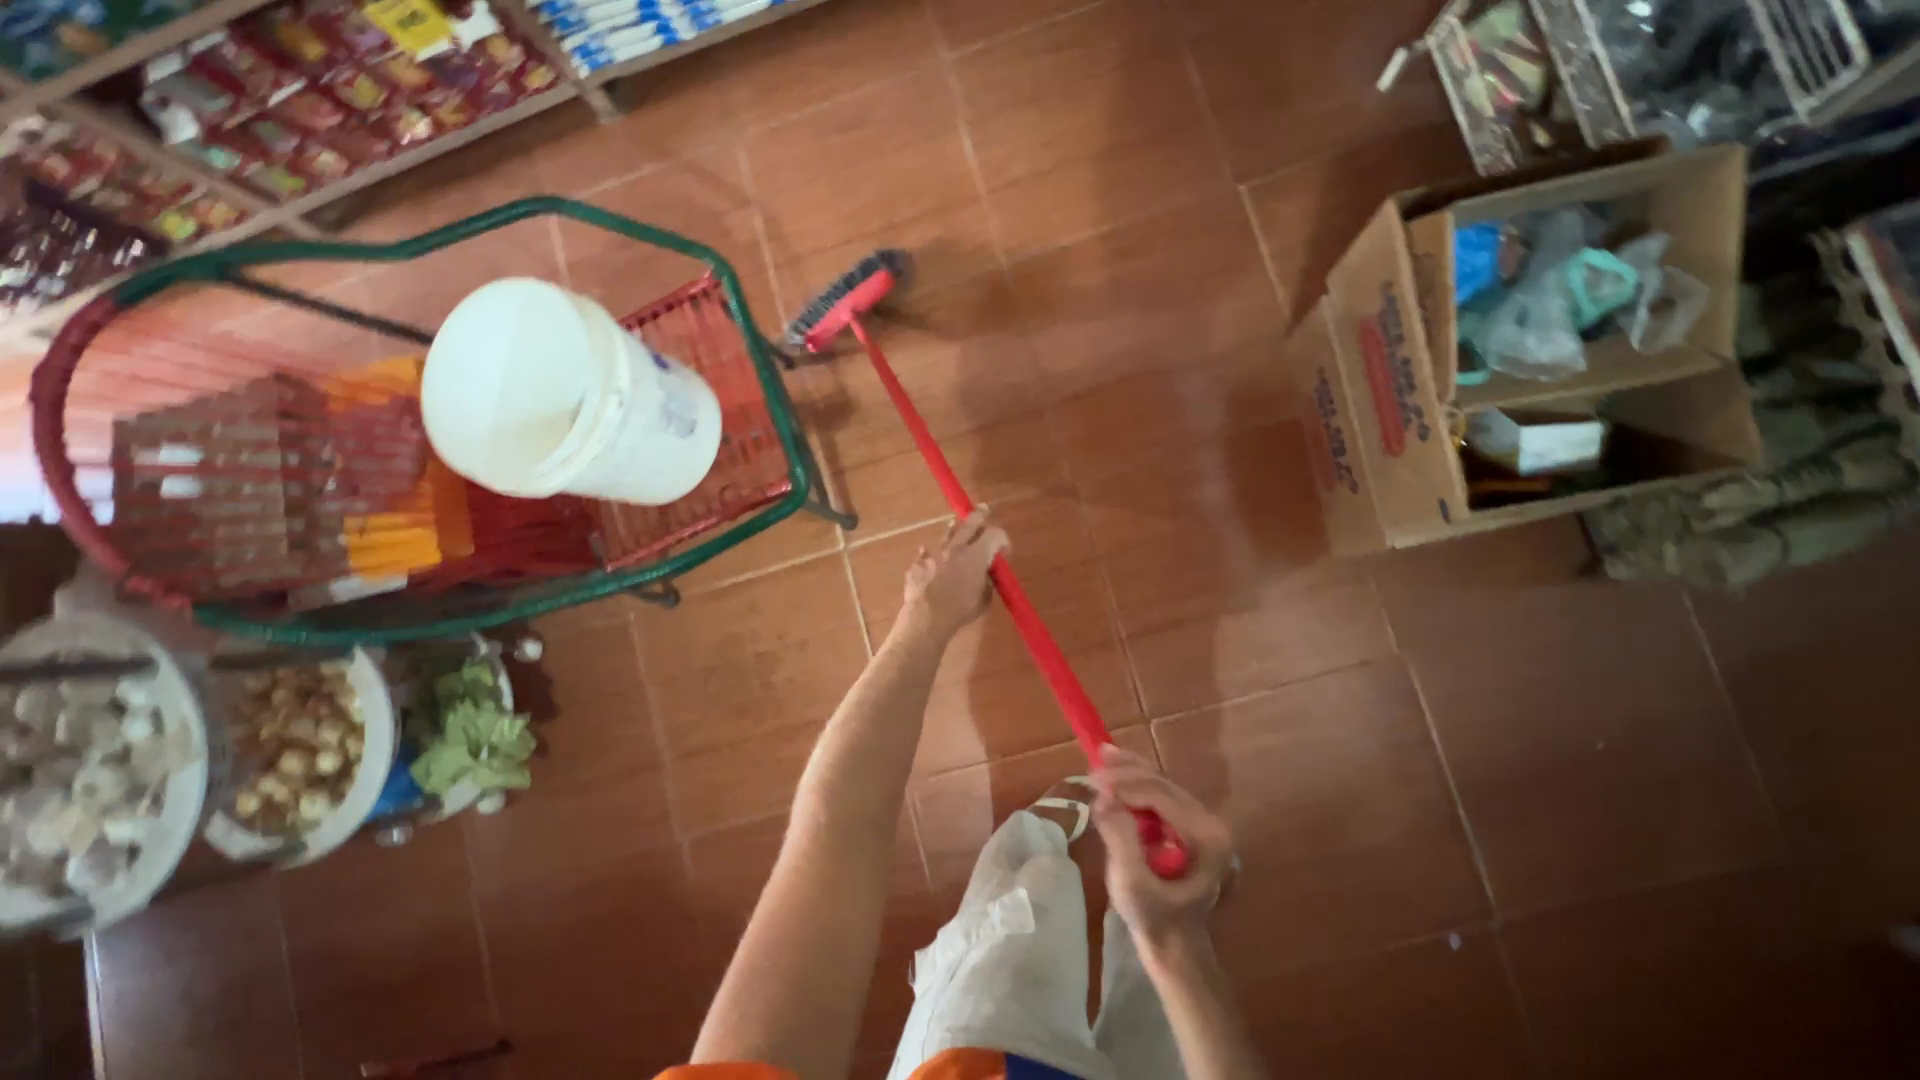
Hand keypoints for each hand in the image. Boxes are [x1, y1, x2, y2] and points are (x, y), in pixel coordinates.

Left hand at [901, 510, 1009, 641]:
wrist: (926, 618)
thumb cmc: (960, 611)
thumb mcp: (983, 599)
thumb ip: (986, 582)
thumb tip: (984, 576)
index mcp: (977, 555)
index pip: (995, 534)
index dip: (1003, 540)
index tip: (1004, 551)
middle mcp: (956, 548)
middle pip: (970, 523)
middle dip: (979, 515)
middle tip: (983, 509)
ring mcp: (934, 553)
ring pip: (946, 534)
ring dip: (953, 530)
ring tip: (953, 525)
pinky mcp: (918, 563)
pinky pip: (926, 553)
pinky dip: (931, 554)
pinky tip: (929, 557)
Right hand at [1091, 745, 1235, 949]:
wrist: (1174, 946)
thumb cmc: (1155, 920)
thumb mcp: (1132, 884)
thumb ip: (1120, 838)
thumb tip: (1103, 798)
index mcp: (1206, 837)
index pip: (1161, 796)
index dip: (1126, 784)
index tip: (1093, 782)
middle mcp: (1210, 824)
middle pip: (1163, 785)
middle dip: (1127, 772)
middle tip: (1093, 766)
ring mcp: (1202, 825)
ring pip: (1162, 786)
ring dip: (1131, 773)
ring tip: (1102, 757)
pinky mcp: (1189, 828)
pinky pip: (1161, 797)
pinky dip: (1137, 784)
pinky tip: (1116, 774)